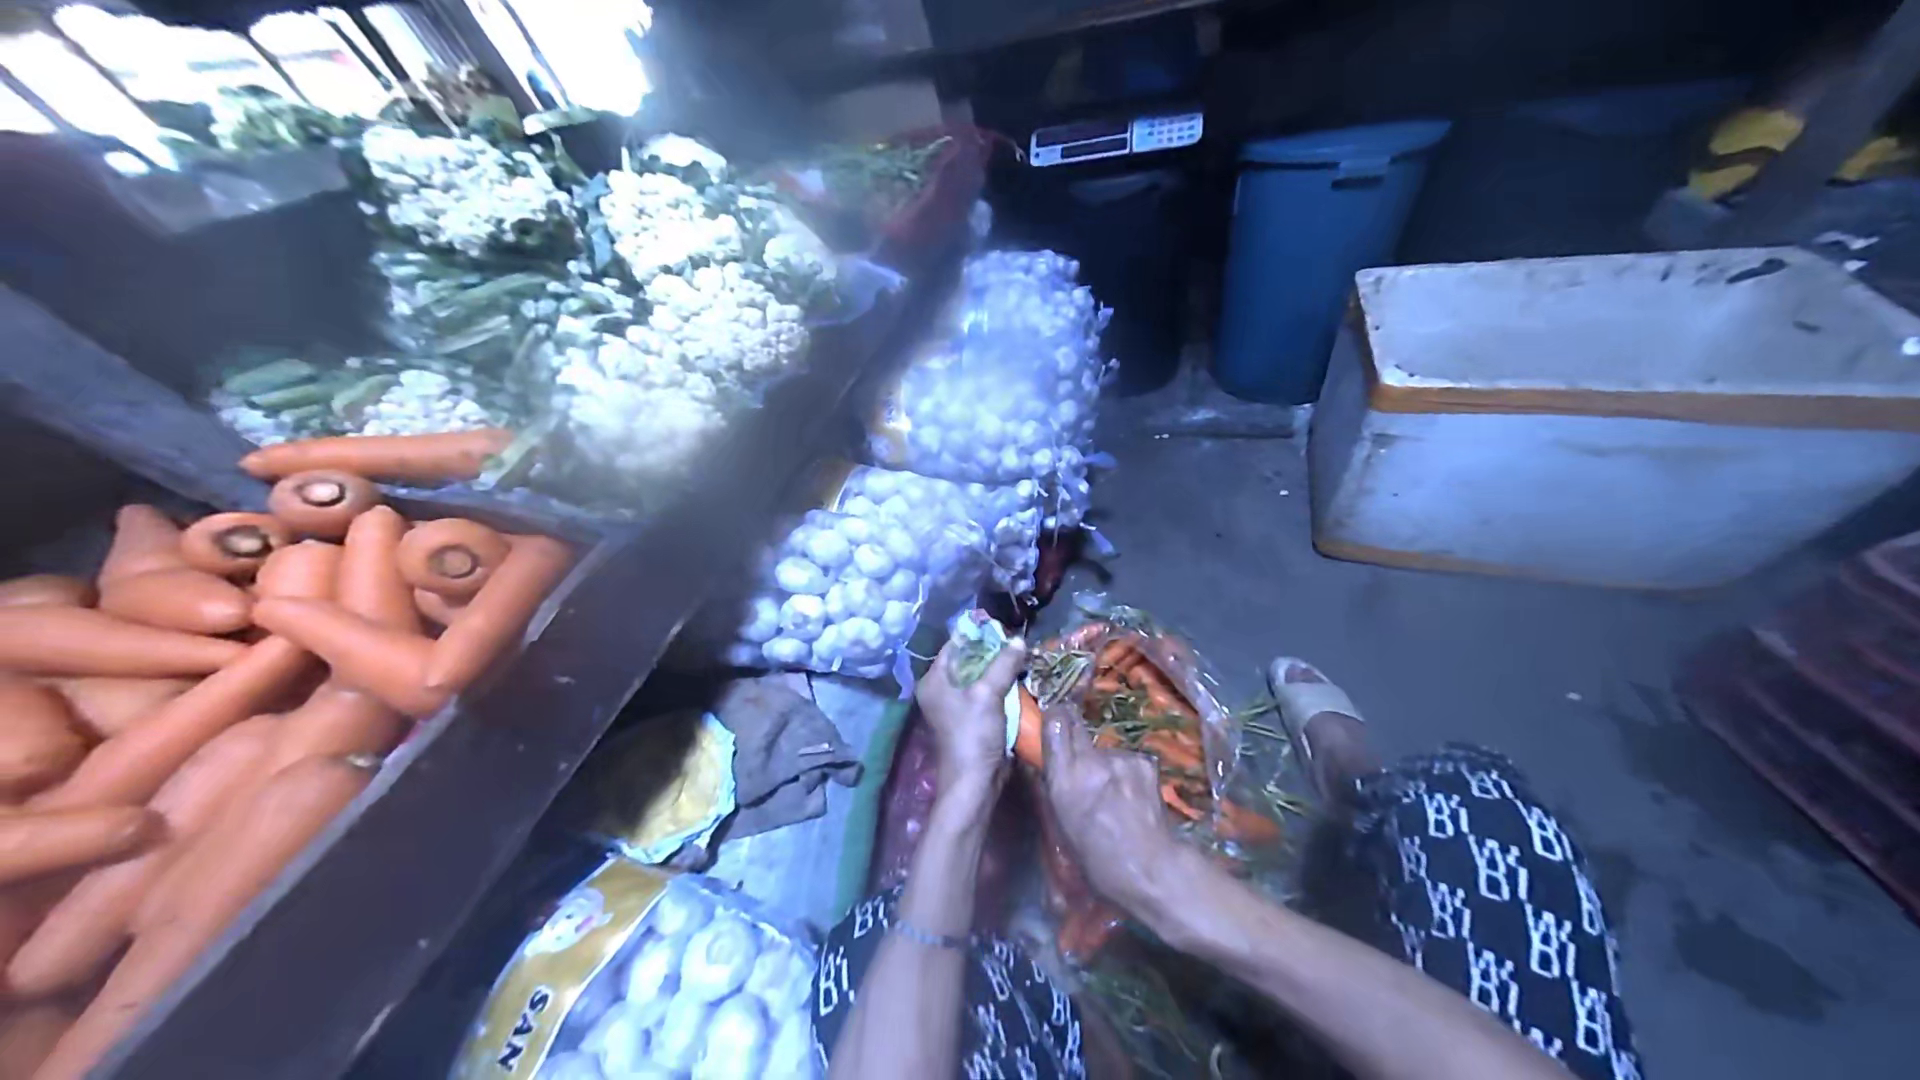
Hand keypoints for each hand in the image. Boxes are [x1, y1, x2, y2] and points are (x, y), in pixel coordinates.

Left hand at [917, 633, 1025, 795]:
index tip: (1003, 628)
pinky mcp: (969, 719)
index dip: (978, 635)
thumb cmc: (973, 733)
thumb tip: (1019, 640)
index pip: (955, 646)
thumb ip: (1003, 664)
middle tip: (1016, 643)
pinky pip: (985, 694)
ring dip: (998, 670)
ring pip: (978, 678)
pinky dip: (999, 687)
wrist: (975, 781)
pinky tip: (1018, 679)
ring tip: (1021, 657)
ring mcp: (953, 706)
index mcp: (933, 680)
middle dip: (992, 653)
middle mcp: (939, 690)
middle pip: (967, 661)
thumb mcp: (989, 694)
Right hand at [1040, 705, 1194, 915]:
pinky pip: (1126, 760)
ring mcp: (1120, 758)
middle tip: (1076, 749)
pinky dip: (1126, 773)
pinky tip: (1132, 796)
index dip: (1053, 717)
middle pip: (1076, 724)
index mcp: (1065, 778)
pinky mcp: (1145, 762)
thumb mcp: (1062, 822)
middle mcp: (1091, 760)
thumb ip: (1057, 784)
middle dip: (1072, 730)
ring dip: (1103, 762)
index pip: (1054, 724)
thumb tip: (1053, 761)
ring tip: (1112, 792)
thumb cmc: (1097, 860)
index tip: (1052, 719)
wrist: (1152, 870)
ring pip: (1103, 749)